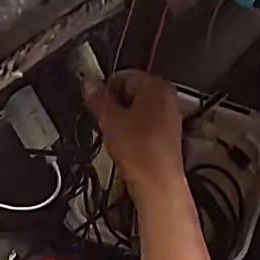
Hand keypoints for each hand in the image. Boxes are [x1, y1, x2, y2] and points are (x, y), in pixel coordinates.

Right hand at [83, 70, 183, 190]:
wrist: (157, 183)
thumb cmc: (141, 151)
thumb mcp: (110, 120)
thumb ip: (98, 99)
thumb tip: (89, 84)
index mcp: (158, 87)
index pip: (124, 76)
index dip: (106, 89)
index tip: (95, 101)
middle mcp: (168, 99)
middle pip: (132, 93)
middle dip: (115, 106)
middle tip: (104, 120)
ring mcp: (170, 119)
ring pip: (138, 111)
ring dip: (123, 120)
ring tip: (115, 136)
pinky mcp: (167, 137)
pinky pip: (145, 127)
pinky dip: (133, 132)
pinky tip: (126, 145)